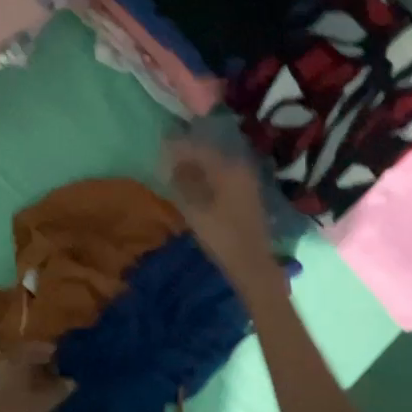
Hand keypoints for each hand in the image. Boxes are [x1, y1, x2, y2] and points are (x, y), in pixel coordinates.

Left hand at [0, 342, 75, 411]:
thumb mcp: (43, 403)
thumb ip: (59, 390)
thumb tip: (71, 382)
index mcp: (12, 361)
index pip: (32, 348)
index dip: (48, 351)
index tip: (61, 356)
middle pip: (24, 364)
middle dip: (43, 371)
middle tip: (58, 377)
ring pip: (18, 380)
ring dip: (35, 387)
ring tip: (52, 398)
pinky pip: (10, 392)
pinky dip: (24, 397)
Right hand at [163, 137, 279, 294]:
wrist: (251, 263)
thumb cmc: (221, 236)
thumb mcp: (195, 209)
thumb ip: (182, 183)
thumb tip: (170, 164)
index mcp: (229, 169)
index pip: (199, 149)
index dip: (178, 148)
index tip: (160, 149)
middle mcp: (241, 169)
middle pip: (210, 156)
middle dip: (188, 157)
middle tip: (166, 162)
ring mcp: (247, 183)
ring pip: (217, 168)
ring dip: (197, 169)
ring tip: (176, 175)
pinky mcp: (248, 196)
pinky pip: (223, 179)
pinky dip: (208, 180)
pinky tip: (195, 188)